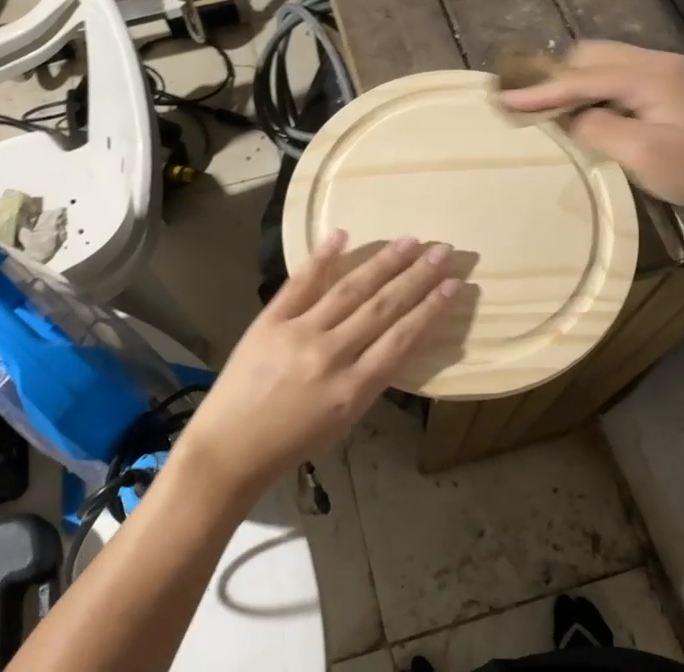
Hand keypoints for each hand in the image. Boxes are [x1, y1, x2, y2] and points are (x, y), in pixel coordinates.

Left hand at [173, 231, 457, 502]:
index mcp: (353, 391)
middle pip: (382, 308)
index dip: (432, 310)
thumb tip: (393, 336)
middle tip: (442, 251)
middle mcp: (330, 357)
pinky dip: (323, 258)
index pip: (402, 340)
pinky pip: (300, 284)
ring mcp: (298, 335)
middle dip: (416, 277)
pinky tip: (343, 235)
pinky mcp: (269, 322)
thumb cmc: (291, 443)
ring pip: (349, 290)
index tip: (454, 285)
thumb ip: (368, 378)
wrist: (228, 448)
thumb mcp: (343, 421)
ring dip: (383, 262)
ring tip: (410, 241)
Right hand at [501, 40, 683, 220]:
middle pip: (592, 56)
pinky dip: (598, 90)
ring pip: (606, 63)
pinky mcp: (677, 88)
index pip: (582, 77)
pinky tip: (593, 115)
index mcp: (652, 75)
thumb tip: (568, 117)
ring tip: (555, 113)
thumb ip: (600, 130)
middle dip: (557, 78)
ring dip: (577, 83)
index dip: (541, 91)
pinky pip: (622, 77)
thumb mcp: (647, 157)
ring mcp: (671, 73)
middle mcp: (659, 63)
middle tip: (531, 108)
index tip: (504, 101)